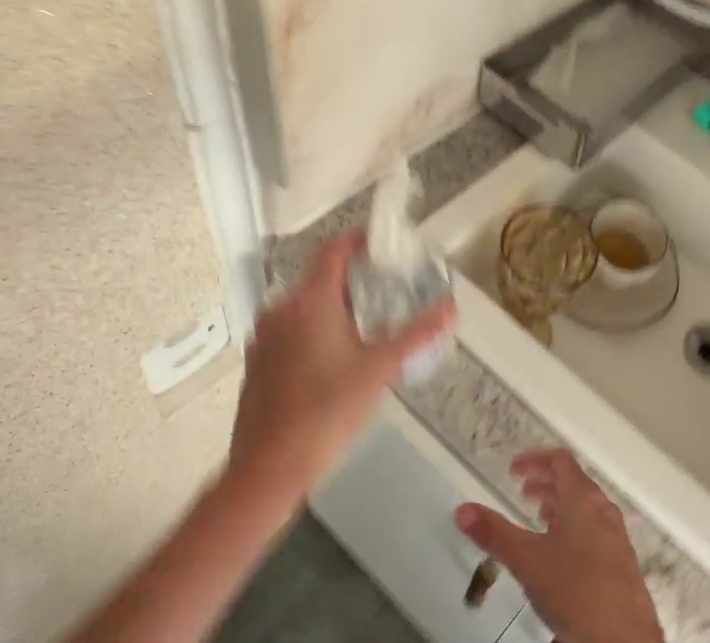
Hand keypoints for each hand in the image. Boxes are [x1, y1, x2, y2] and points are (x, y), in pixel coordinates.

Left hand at [225, 232, 455, 506]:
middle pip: (322, 279)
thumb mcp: (380, 370)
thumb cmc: (326, 412)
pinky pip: (292, 332)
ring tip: (371, 327)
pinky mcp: (258, 363)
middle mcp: (281, 310)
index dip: (361, 241)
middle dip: (357, 282)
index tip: (386, 247)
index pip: (334, 250)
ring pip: (306, 307)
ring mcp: (265, 338)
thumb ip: (417, 335)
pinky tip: (339, 360)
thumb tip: (451, 309)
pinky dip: (316, 332)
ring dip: (337, 309)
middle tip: (391, 292)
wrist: (268, 470)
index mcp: (310, 301)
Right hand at [456, 449, 663, 642]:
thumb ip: (494, 533)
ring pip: (585, 509)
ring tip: (538, 519)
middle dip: (546, 483)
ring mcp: (616, 536)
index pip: (561, 461)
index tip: (512, 470)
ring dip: (559, 506)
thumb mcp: (527, 560)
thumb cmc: (575, 588)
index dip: (535, 460)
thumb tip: (463, 510)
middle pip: (574, 483)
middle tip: (521, 492)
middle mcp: (604, 510)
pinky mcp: (620, 562)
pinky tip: (559, 555)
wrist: (621, 637)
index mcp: (584, 499)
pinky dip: (572, 528)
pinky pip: (594, 531)